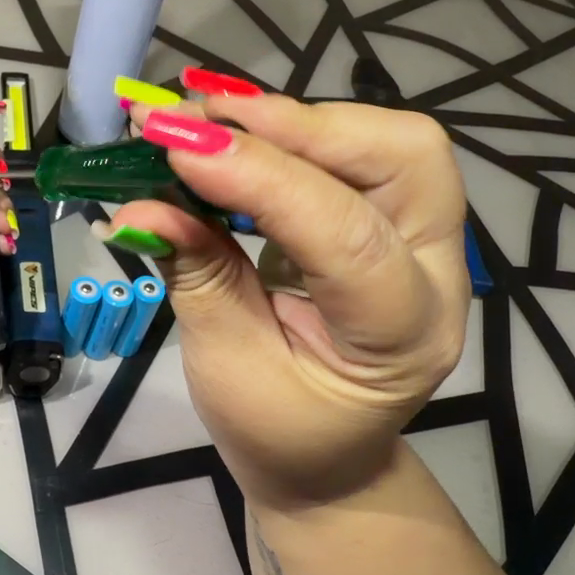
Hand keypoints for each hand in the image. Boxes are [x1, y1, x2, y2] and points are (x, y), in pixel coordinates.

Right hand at [109, 95, 469, 510]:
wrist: (325, 457)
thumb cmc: (275, 429)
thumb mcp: (224, 363)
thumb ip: (194, 275)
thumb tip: (137, 206)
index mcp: (401, 336)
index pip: (347, 237)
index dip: (260, 179)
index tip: (175, 143)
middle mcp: (437, 274)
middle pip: (404, 157)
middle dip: (298, 125)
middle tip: (200, 119)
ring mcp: (425, 241)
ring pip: (387, 139)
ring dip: (290, 119)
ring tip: (201, 117)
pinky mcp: (391, 220)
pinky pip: (355, 152)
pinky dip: (286, 131)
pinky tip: (227, 128)